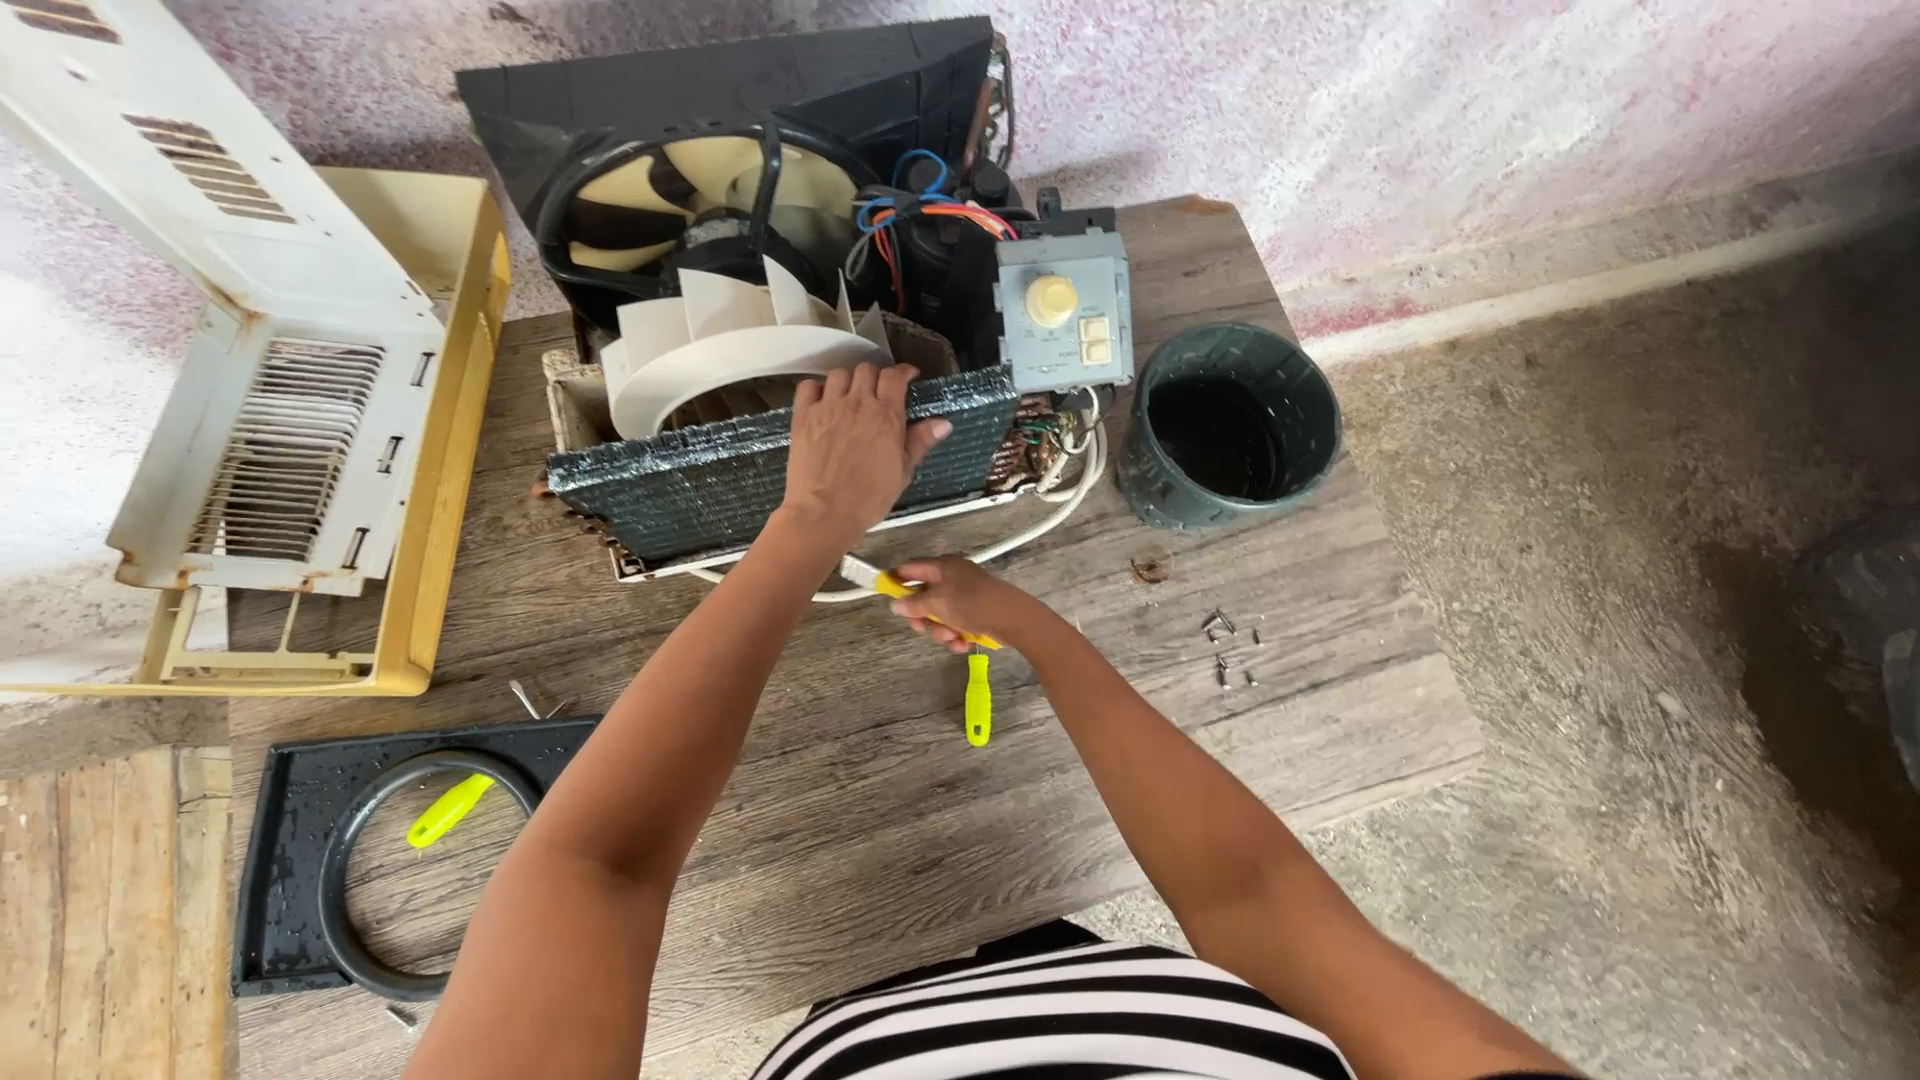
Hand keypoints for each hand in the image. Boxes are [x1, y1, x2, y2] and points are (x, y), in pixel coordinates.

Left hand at [781, 363, 950, 548]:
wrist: (824, 513)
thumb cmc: (868, 498)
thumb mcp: (902, 472)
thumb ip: (920, 442)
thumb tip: (944, 423)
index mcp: (886, 416)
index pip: (895, 376)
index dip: (903, 372)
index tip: (908, 376)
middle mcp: (857, 404)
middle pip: (866, 369)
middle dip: (876, 376)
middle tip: (878, 391)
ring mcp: (827, 408)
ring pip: (839, 374)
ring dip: (848, 381)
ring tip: (850, 396)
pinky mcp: (802, 417)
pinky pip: (808, 387)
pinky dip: (817, 388)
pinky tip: (822, 401)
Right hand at [886, 556, 1036, 652]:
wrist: (1012, 619)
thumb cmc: (971, 604)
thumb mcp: (938, 602)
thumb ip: (914, 604)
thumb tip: (895, 604)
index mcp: (943, 567)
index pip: (911, 568)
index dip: (896, 579)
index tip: (884, 593)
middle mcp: (953, 578)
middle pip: (924, 597)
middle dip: (923, 617)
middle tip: (922, 627)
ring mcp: (965, 596)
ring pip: (939, 616)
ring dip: (941, 630)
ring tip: (952, 637)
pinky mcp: (975, 613)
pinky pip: (955, 625)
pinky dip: (956, 636)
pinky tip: (962, 644)